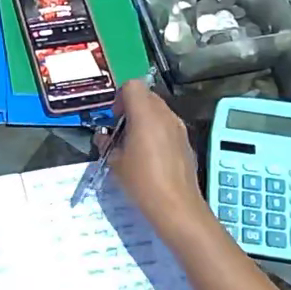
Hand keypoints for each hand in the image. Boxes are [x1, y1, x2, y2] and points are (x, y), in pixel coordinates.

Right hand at [99, 79, 207, 236]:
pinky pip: (169, 126)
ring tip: (135, 145)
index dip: (119, 97)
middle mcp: (165, 115)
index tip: (114, 117)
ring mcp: (179, 127)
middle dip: (132, 108)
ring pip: (159, 111)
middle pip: (147, 96)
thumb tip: (104, 138)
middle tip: (122, 131)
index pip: (132, 85)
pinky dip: (158, 132)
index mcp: (146, 114)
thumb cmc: (142, 181)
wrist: (176, 204)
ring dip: (145, 120)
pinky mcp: (186, 141)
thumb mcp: (116, 163)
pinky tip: (151, 156)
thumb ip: (107, 144)